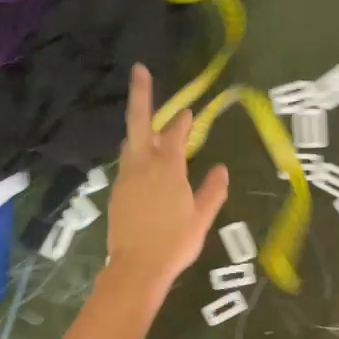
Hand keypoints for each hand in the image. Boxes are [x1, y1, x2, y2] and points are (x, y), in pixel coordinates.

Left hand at [104, 65, 229, 291]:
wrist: (136, 268)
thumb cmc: (175, 243)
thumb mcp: (201, 218)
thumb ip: (212, 191)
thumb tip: (221, 169)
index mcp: (167, 168)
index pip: (175, 134)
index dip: (182, 121)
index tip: (189, 111)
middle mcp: (142, 166)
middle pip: (140, 123)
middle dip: (141, 95)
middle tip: (139, 69)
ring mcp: (125, 179)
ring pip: (130, 145)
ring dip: (139, 132)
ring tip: (147, 127)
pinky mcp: (116, 194)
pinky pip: (126, 166)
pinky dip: (135, 156)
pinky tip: (140, 165)